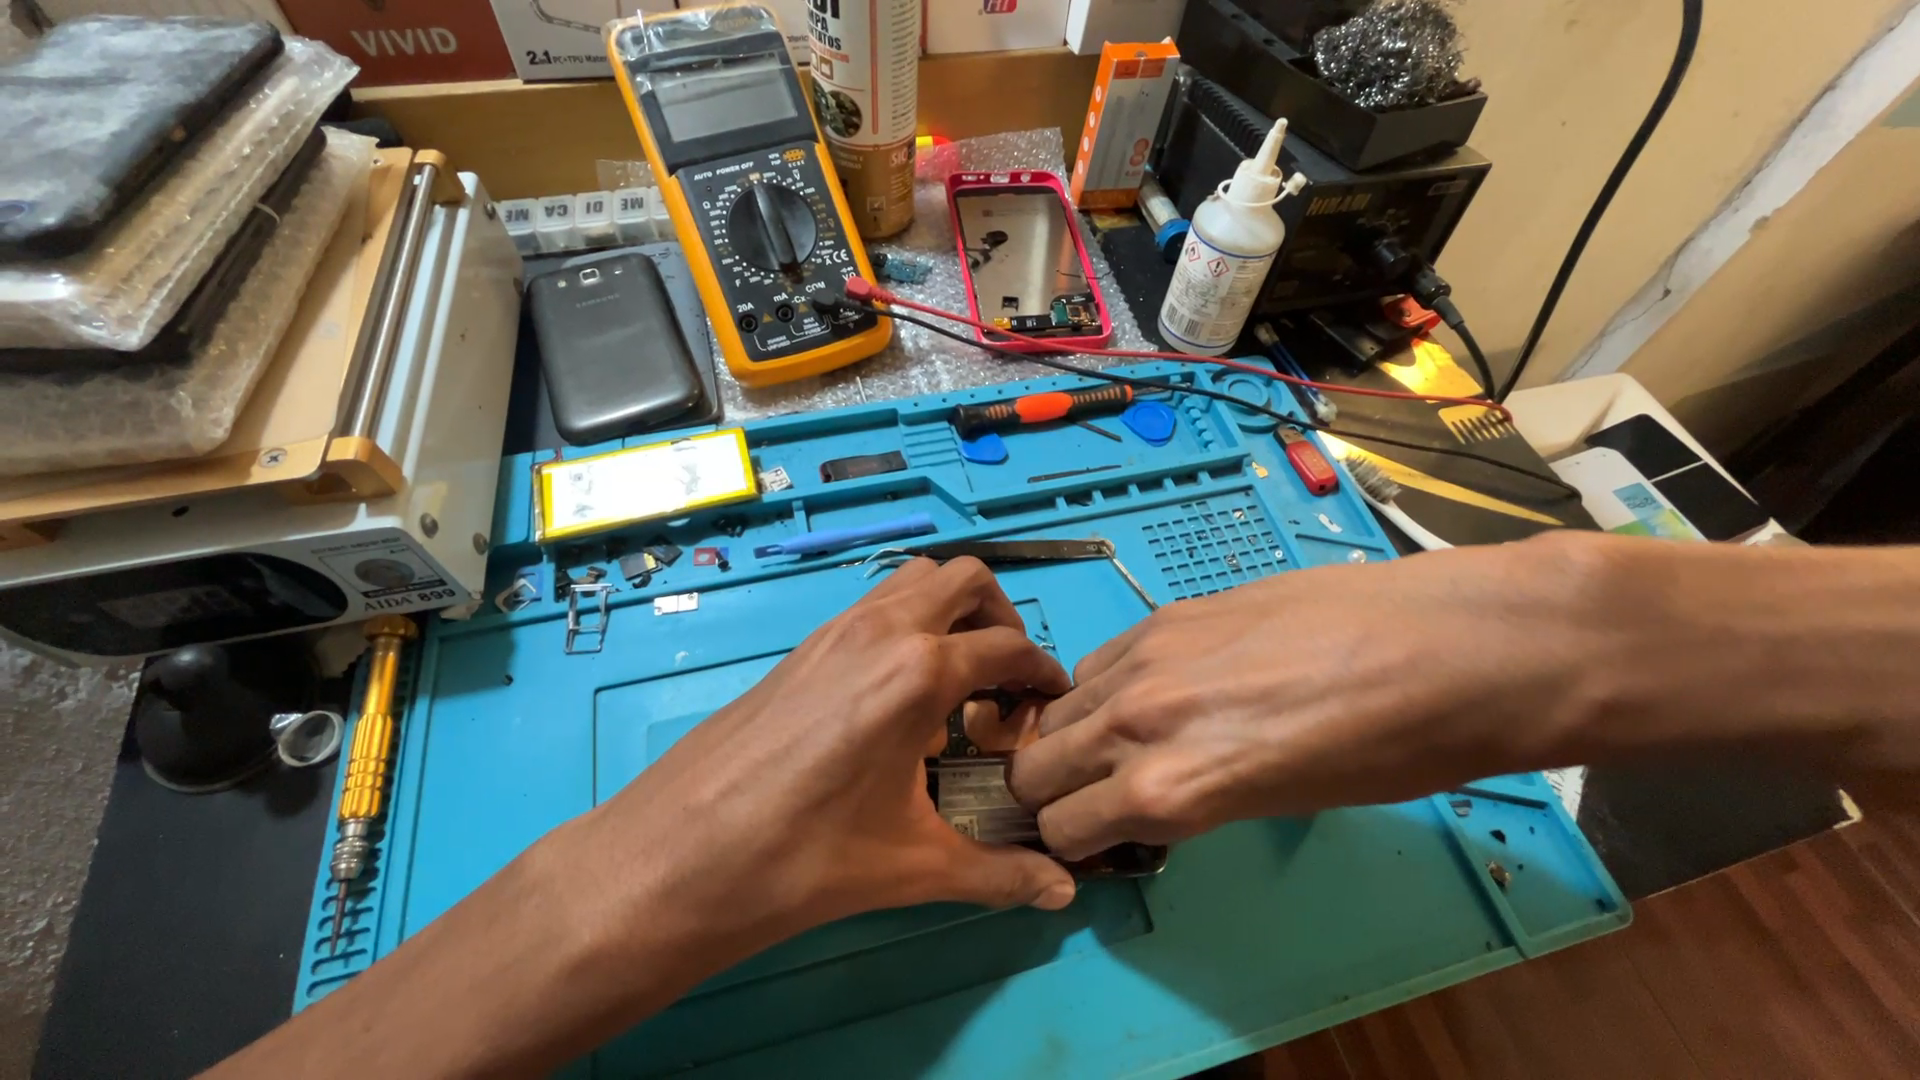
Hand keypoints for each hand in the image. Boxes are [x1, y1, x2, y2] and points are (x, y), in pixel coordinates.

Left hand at [553, 556, 1077, 969]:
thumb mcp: (913, 866)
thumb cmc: (803, 860)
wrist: (676, 856)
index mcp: (920, 671)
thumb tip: (1062, 892)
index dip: (1042, 674)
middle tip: (1006, 678)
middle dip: (1001, 617)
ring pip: (913, 580)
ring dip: (950, 612)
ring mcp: (836, 629)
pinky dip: (906, 625)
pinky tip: (896, 698)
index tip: (1050, 705)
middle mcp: (883, 629)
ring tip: (955, 682)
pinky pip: (873, 607)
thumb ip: (1000, 874)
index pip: (1010, 647)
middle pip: (966, 579)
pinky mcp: (803, 646)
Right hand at [1007, 534, 1632, 859]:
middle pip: (1033, 766)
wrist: (1450, 647)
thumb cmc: (1391, 755)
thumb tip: (1148, 793)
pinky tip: (1155, 688)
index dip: (1072, 841)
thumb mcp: (1279, 805)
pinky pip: (1099, 660)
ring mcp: (1144, 656)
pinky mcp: (1165, 611)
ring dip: (1073, 733)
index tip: (1094, 839)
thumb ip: (1189, 797)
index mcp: (1167, 789)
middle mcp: (1134, 720)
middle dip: (1051, 791)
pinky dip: (1106, 686)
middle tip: (1092, 794)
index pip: (1060, 827)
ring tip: (1123, 738)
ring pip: (1056, 708)